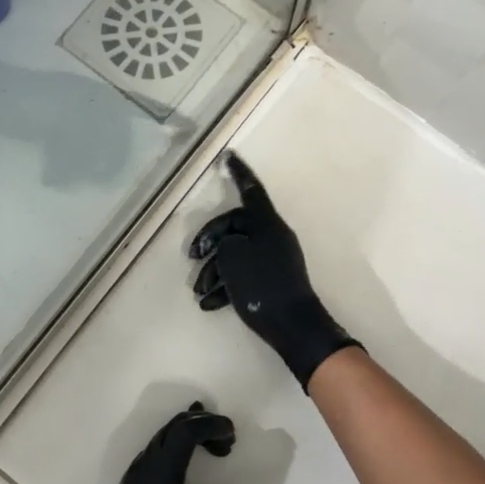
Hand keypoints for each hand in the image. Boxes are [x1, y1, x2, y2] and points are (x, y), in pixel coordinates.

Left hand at [72, 402, 235, 483]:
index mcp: (159, 480)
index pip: (183, 435)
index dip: (208, 426)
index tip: (230, 433)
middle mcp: (144, 469)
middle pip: (172, 428)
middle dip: (201, 423)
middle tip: (227, 437)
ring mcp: (134, 473)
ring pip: (162, 436)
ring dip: (188, 431)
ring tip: (213, 436)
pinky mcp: (130, 481)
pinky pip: (155, 448)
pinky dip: (175, 442)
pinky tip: (185, 450)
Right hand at [189, 153, 360, 386]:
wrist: (292, 326)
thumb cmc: (262, 286)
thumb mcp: (233, 258)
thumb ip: (225, 243)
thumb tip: (228, 247)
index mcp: (268, 224)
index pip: (251, 191)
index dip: (238, 174)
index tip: (228, 157)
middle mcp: (272, 237)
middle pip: (234, 229)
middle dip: (210, 242)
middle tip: (192, 257)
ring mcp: (273, 261)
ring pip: (235, 255)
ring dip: (213, 271)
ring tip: (199, 291)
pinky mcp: (271, 283)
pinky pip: (243, 276)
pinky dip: (225, 288)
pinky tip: (209, 304)